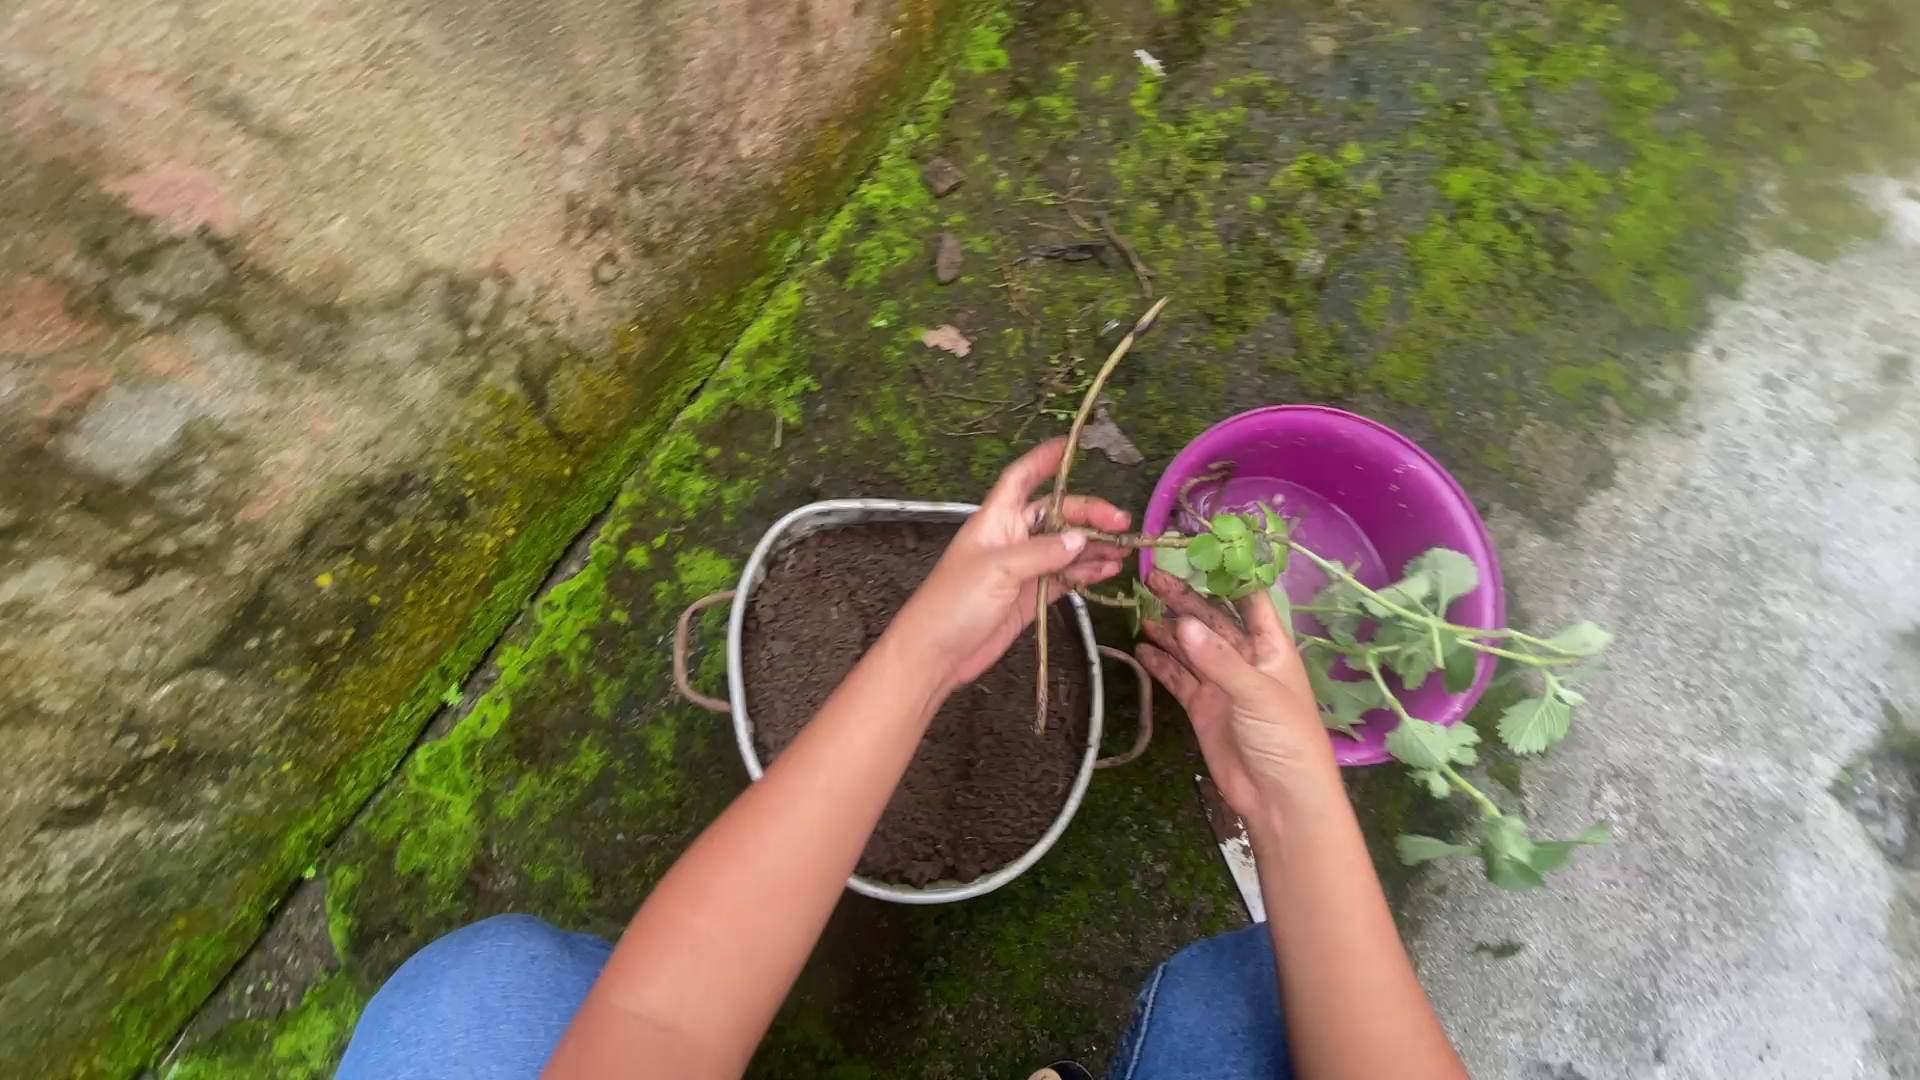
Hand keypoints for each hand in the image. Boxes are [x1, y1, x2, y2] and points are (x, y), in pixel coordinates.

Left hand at [890, 438, 1129, 690]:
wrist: (936, 653)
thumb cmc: (954, 602)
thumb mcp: (998, 569)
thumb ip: (1041, 552)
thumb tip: (1080, 539)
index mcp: (996, 520)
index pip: (1021, 478)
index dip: (1043, 460)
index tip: (1071, 446)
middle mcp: (1011, 539)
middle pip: (1055, 515)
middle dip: (1088, 515)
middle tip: (1121, 523)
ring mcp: (1022, 569)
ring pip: (1065, 548)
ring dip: (1094, 547)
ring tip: (1125, 549)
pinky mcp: (1029, 597)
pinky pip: (1064, 579)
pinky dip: (1086, 574)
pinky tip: (1108, 571)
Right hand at [1135, 570, 1340, 823]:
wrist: (1280, 800)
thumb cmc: (1285, 739)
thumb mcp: (1256, 694)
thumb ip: (1217, 659)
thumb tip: (1179, 622)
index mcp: (1271, 648)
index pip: (1250, 602)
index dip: (1227, 577)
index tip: (1197, 552)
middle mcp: (1245, 660)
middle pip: (1211, 620)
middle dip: (1184, 599)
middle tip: (1151, 578)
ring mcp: (1221, 683)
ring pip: (1190, 647)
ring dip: (1168, 629)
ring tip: (1140, 608)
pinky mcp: (1202, 706)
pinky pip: (1178, 678)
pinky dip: (1159, 663)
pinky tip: (1140, 648)